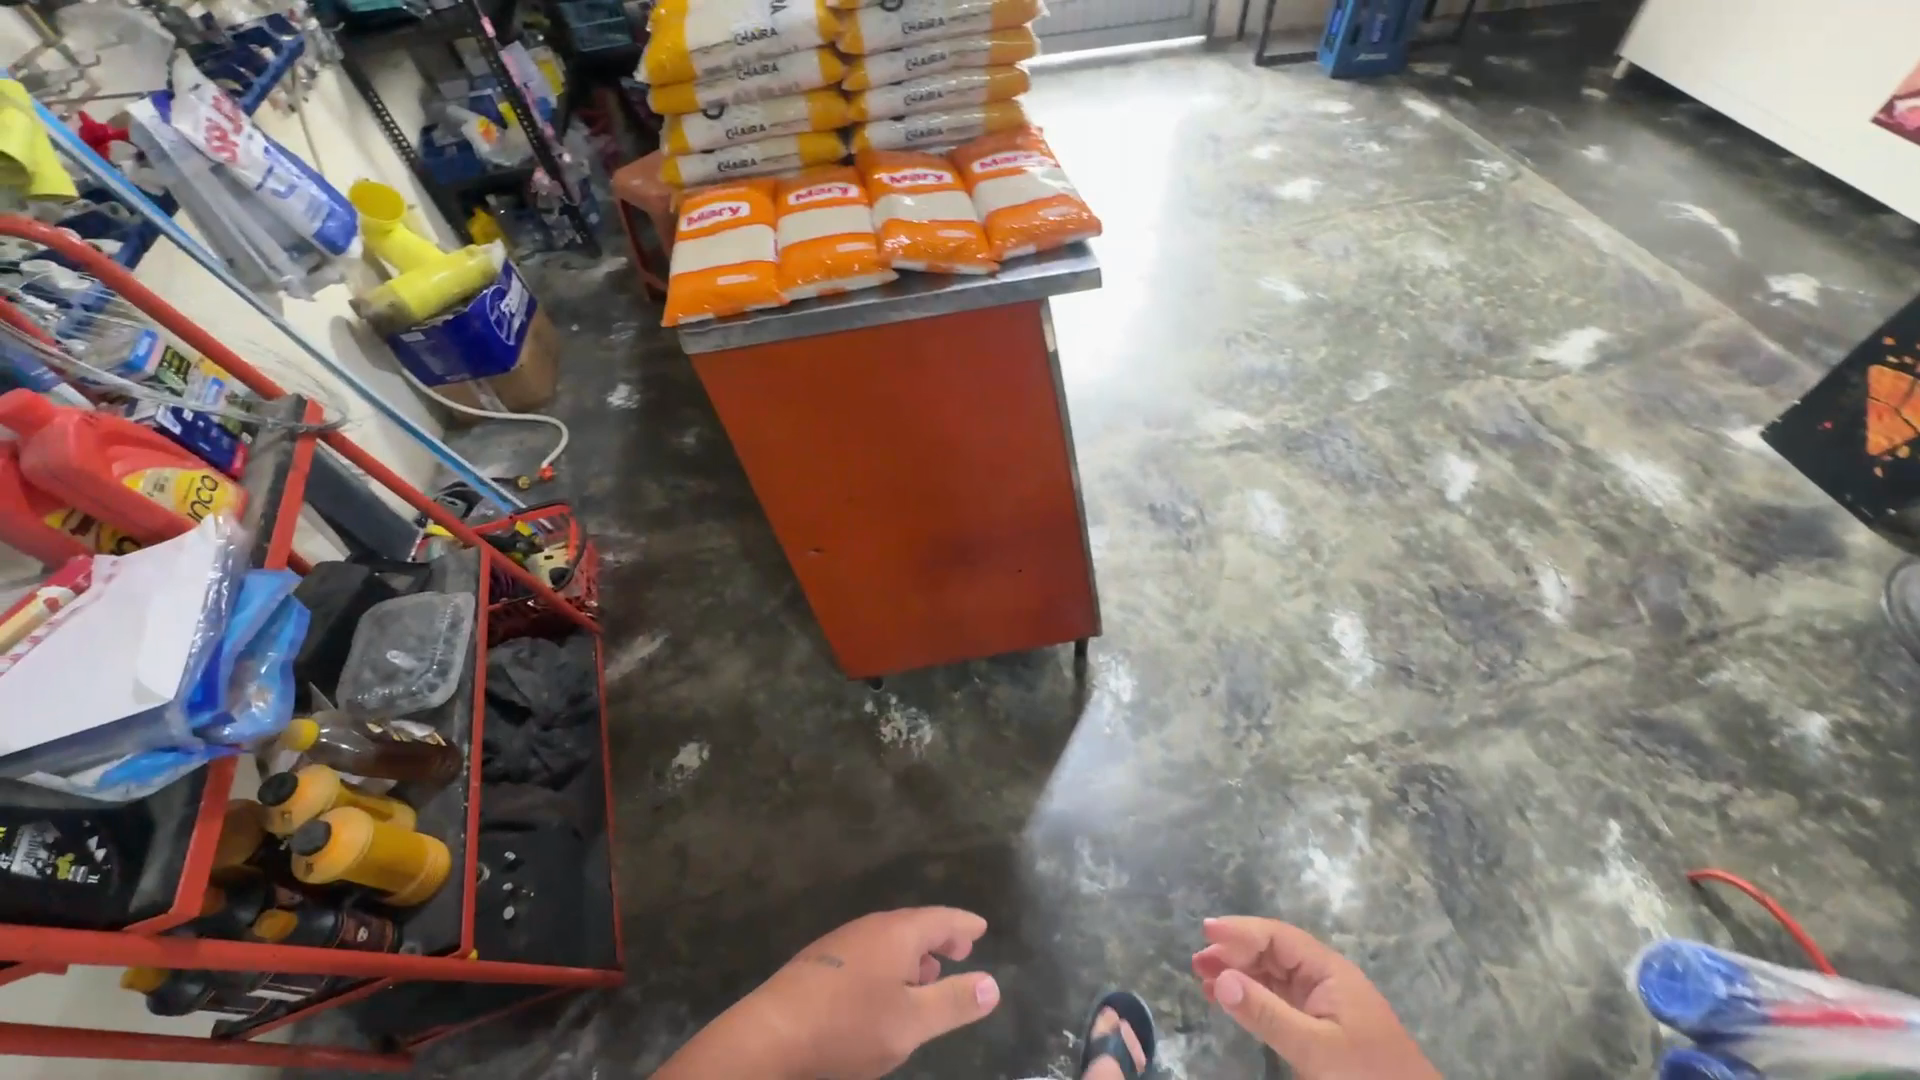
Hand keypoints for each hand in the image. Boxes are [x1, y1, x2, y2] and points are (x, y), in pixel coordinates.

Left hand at [660, 907, 1000, 1079]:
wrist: (770, 1035)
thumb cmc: (848, 1026)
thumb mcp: (911, 1024)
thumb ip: (953, 1002)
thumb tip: (992, 984)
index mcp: (897, 933)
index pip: (940, 918)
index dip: (963, 924)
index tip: (981, 928)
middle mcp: (870, 927)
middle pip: (913, 924)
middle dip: (939, 937)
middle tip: (960, 951)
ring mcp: (840, 943)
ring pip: (888, 940)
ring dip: (912, 954)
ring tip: (926, 976)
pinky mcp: (819, 963)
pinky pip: (868, 952)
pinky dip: (888, 963)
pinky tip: (883, 991)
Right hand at [1192, 916, 1439, 1079]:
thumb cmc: (1368, 1075)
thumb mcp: (1315, 1048)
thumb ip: (1267, 1013)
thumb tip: (1220, 977)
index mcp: (1329, 971)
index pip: (1277, 937)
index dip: (1240, 931)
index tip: (1206, 931)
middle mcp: (1325, 979)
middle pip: (1272, 953)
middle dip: (1234, 953)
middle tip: (1197, 963)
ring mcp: (1323, 1003)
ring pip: (1273, 976)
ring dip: (1239, 975)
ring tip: (1205, 981)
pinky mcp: (1322, 1027)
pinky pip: (1279, 1000)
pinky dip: (1252, 998)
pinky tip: (1232, 1003)